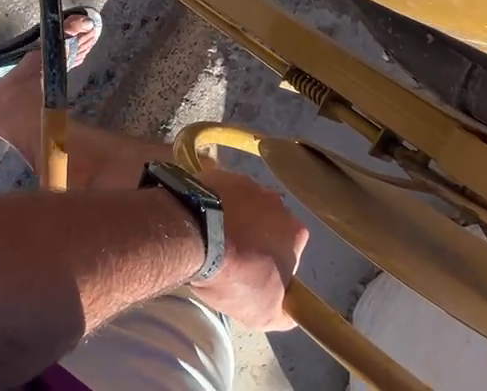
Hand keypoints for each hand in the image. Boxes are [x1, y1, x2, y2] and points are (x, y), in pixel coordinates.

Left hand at [190, 168, 308, 331]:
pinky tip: (196, 217)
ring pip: (242, 204)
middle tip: (230, 255)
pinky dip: (210, 201)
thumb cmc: (234, 275)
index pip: (290, 252)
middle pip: (267, 223)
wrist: (191, 234)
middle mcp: (275, 200)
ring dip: (231, 217)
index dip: (272, 265)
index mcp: (295, 232)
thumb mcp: (265, 314)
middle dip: (253, 236)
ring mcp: (243, 181)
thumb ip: (283, 311)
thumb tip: (286, 308)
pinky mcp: (214, 173)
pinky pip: (216, 190)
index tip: (252, 274)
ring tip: (209, 236)